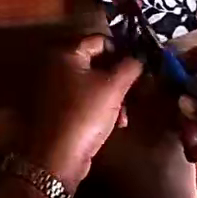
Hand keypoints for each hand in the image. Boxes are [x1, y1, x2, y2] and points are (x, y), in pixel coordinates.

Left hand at [21, 35, 144, 189]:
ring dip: (114, 95)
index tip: (140, 66)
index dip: (122, 50)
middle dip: (120, 78)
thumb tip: (139, 58)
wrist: (58, 157)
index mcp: (66, 53)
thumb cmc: (85, 115)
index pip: (100, 40)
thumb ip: (130, 66)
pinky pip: (85, 98)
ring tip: (126, 114)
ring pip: (94, 82)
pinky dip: (102, 106)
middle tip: (137, 91)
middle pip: (98, 62)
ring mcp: (55, 87)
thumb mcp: (113, 88)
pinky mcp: (59, 107)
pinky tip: (116, 122)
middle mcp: (57, 65)